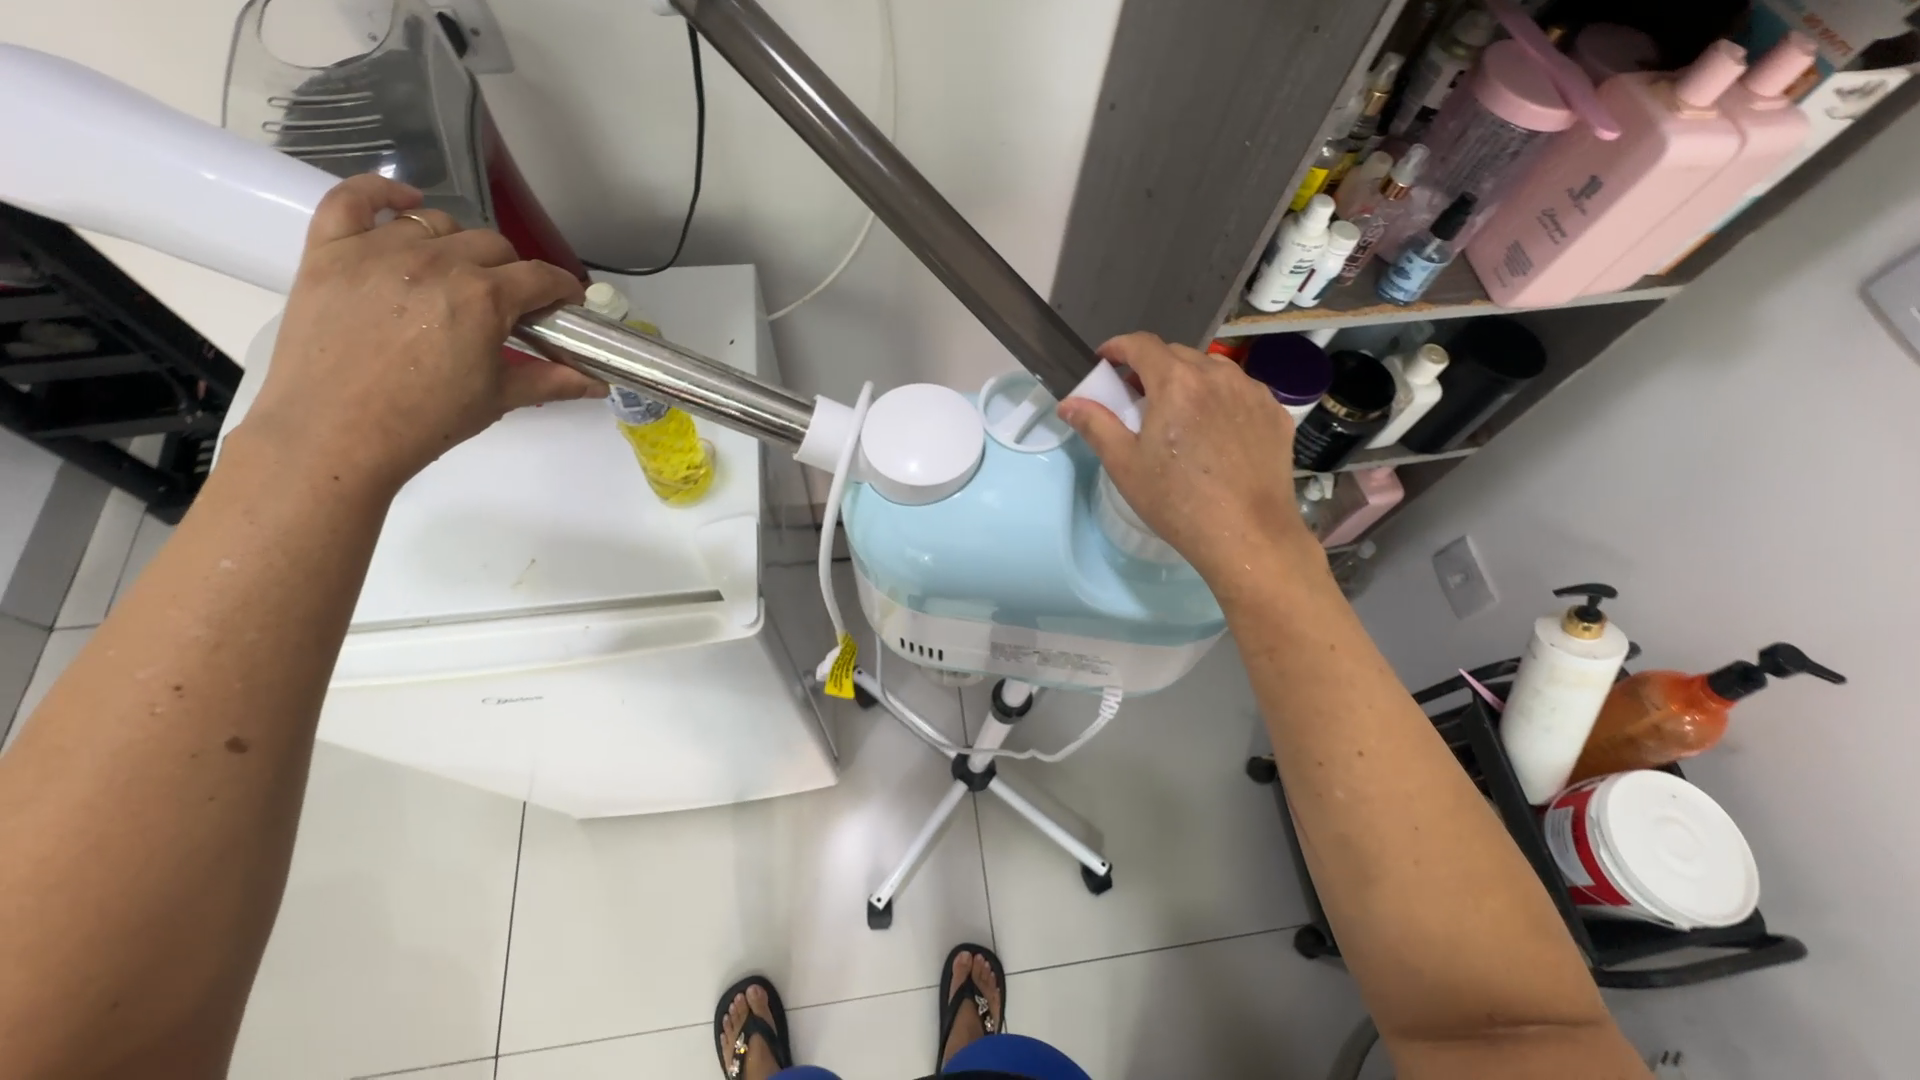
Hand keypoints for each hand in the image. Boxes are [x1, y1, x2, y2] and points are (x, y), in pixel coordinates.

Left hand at [238, 175, 604, 493]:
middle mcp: (436, 261)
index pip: (540, 276)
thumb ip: (552, 381)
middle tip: (505, 302)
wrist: (335, 436)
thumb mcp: (497, 399)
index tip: (564, 304)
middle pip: (492, 245)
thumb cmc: (424, 421)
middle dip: (510, 271)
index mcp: (483, 297)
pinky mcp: (328, 251)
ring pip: (436, 223)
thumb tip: (598, 384)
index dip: (561, 289)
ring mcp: (378, 251)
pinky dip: (381, 192)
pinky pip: (353, 198)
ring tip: (453, 274)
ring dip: (456, 243)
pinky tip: (404, 201)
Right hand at [1057, 332, 1318, 586]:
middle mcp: (1218, 375)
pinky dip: (1220, 401)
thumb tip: (1069, 404)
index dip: (1118, 348)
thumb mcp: (1125, 466)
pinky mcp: (1275, 414)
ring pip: (1212, 371)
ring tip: (1178, 415)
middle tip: (1136, 398)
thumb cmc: (1178, 502)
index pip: (1142, 344)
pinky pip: (1240, 393)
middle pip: (1177, 355)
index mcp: (1176, 382)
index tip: (1105, 361)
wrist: (1247, 536)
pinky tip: (1214, 434)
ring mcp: (1252, 393)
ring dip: (1188, 381)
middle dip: (1152, 368)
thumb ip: (1095, 425)